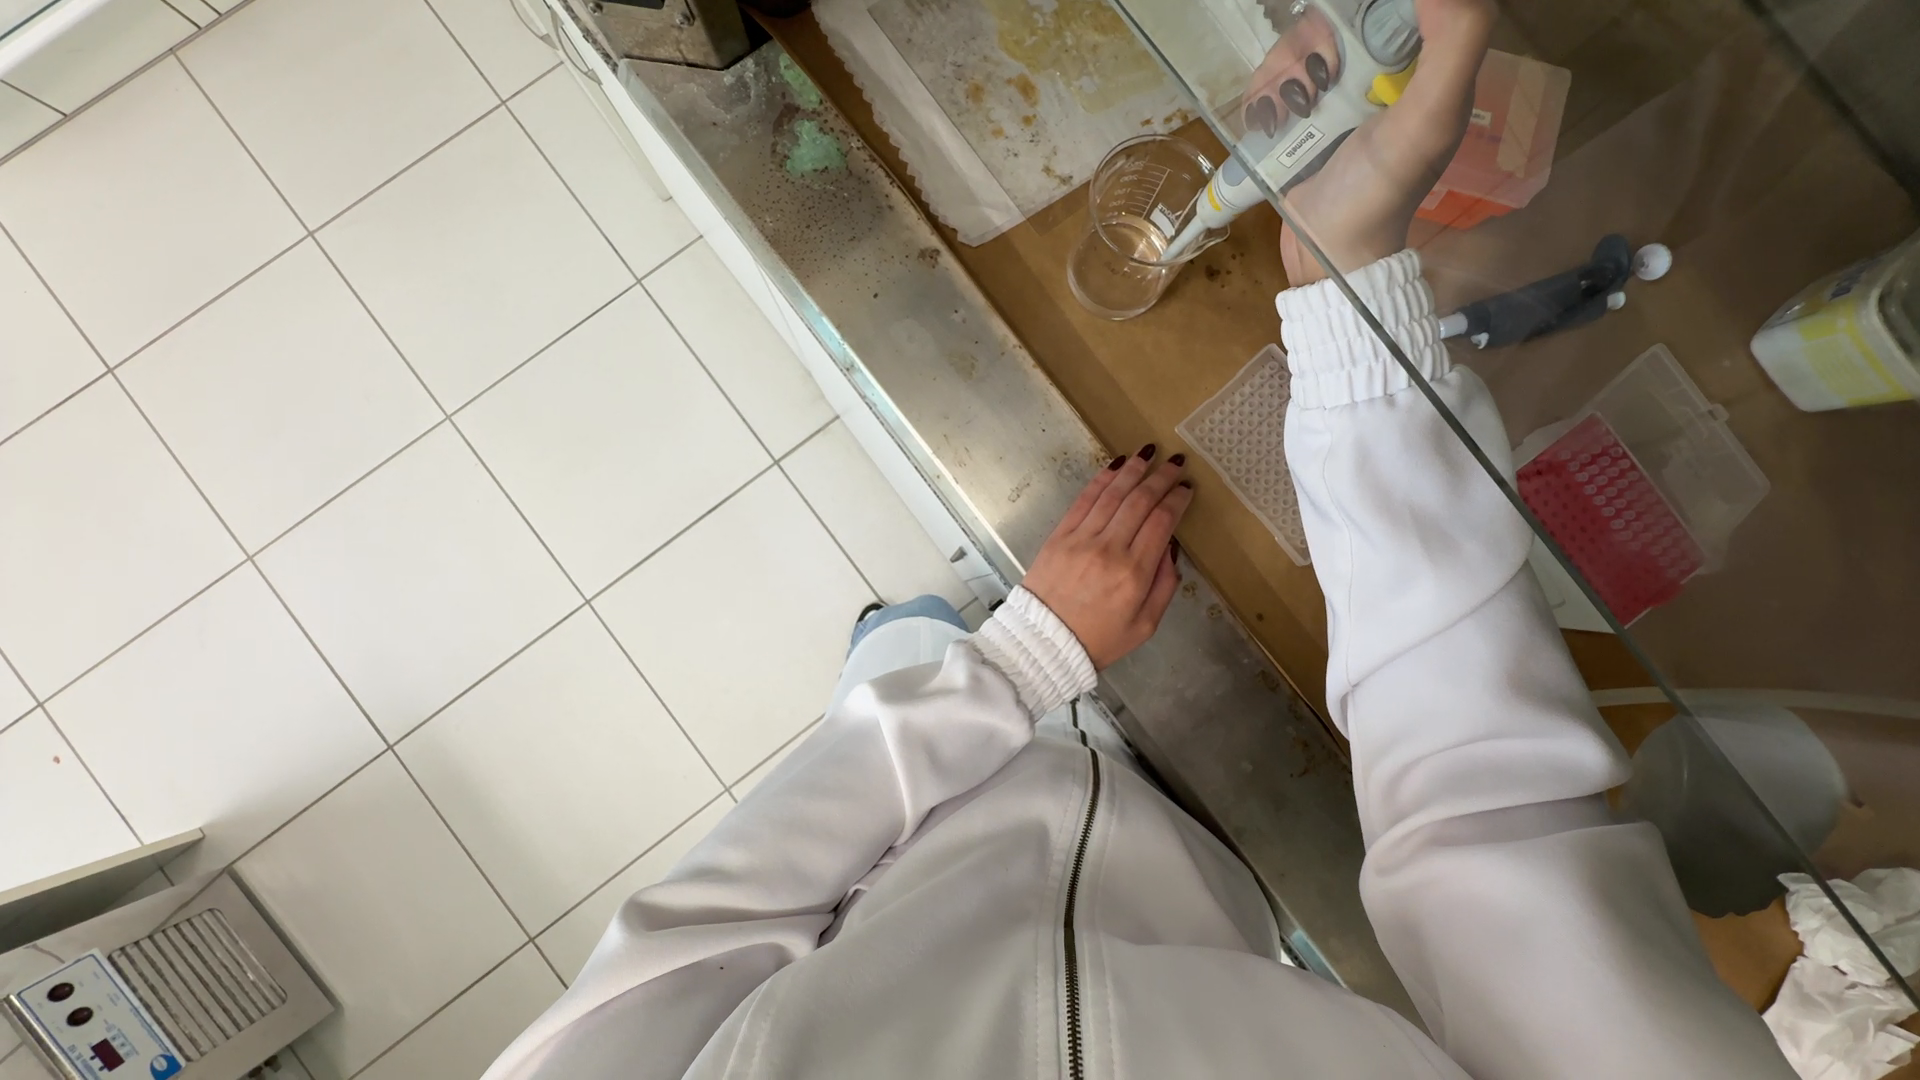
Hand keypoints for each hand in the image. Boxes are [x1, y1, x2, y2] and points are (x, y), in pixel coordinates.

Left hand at [1022, 446, 1191, 669]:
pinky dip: (1101, 480)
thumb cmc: (1098, 639)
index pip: (1162, 522)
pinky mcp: (1060, 536)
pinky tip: (1116, 466)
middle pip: (1140, 502)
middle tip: (1176, 462)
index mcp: (1135, 573)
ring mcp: (1081, 539)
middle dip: (1161, 478)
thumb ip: (1165, 585)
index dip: (1177, 500)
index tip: (1186, 488)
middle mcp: (1109, 549)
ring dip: (1134, 471)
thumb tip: (1170, 547)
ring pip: (1112, 495)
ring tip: (1149, 453)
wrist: (1045, 643)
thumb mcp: (1145, 624)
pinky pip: (1084, 500)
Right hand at [1278, 0, 1494, 283]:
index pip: (1387, 8)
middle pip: (1333, 19)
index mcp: (1417, 62)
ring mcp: (1328, 95)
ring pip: (1294, 47)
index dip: (1361, 11)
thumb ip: (1456, 45)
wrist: (1325, 252)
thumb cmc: (1379, 194)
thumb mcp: (1430, 121)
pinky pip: (1268, 83)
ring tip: (1289, 112)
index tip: (1344, 42)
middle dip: (1313, 43)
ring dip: (1281, 74)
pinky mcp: (1291, 119)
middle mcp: (1372, 71)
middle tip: (1316, 84)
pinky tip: (1269, 122)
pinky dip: (1260, 97)